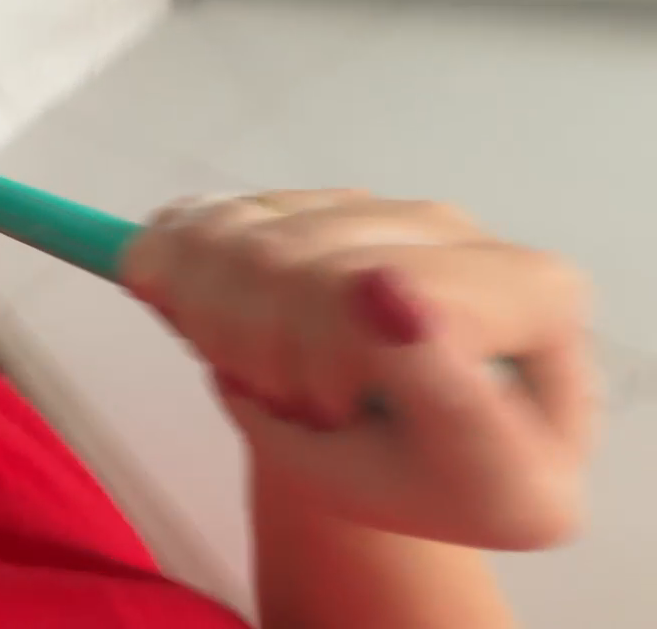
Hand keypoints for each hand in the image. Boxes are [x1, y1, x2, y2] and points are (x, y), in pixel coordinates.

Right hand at [122, 190, 594, 550]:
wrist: (365, 449)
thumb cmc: (430, 478)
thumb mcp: (475, 485)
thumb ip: (450, 400)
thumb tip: (379, 287)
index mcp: (521, 286)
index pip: (378, 282)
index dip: (323, 353)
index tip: (335, 407)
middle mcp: (431, 222)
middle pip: (280, 258)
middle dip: (254, 349)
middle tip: (286, 399)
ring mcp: (339, 203)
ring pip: (218, 237)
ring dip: (207, 322)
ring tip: (249, 365)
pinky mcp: (264, 203)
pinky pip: (177, 227)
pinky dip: (166, 283)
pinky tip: (202, 319)